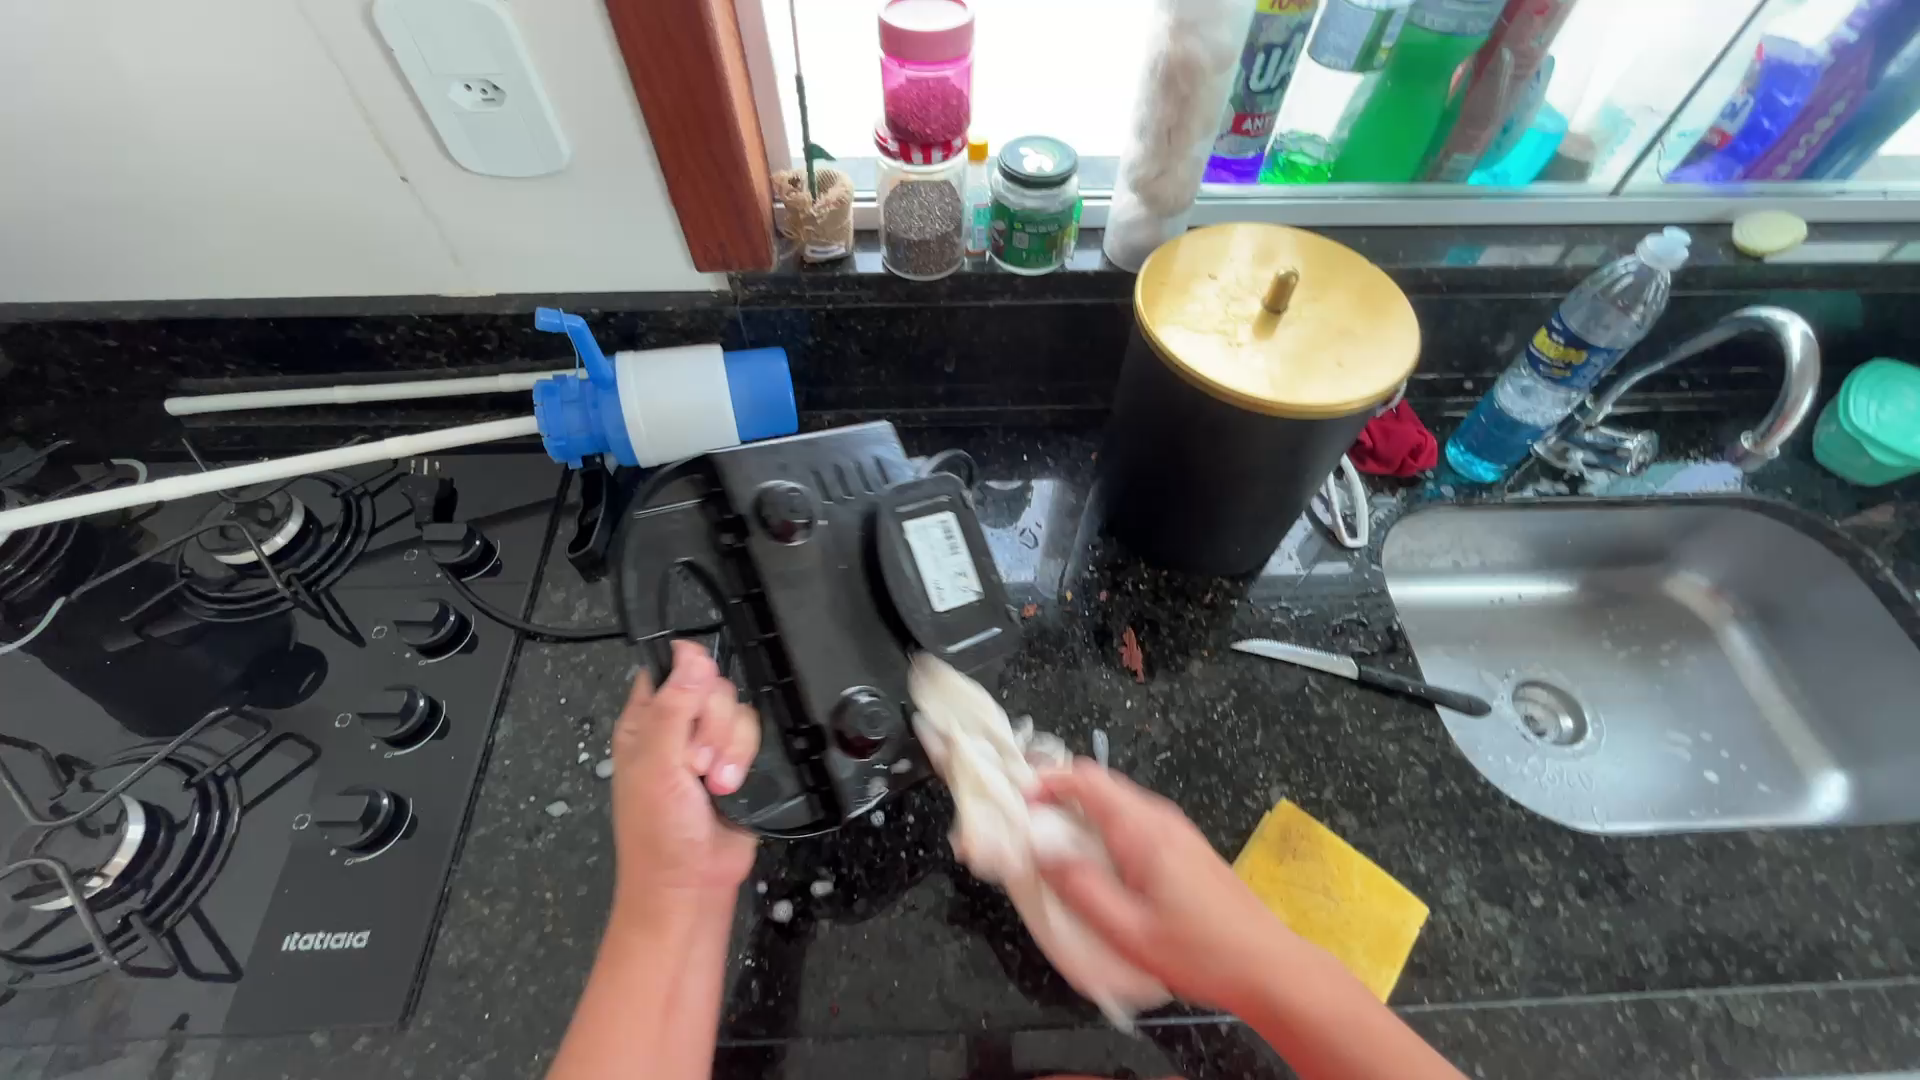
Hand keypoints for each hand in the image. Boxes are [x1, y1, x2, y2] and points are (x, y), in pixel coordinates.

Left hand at [610, 641, 760, 904]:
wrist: (692, 883)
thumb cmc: (657, 834)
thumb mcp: (656, 767)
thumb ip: (673, 709)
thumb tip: (691, 656)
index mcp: (645, 722)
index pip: (670, 669)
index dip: (688, 676)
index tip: (695, 701)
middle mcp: (678, 728)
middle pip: (713, 688)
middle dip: (714, 726)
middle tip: (695, 762)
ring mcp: (709, 745)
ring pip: (740, 712)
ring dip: (733, 750)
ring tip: (715, 784)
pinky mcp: (739, 760)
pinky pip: (758, 735)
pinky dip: (749, 760)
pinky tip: (732, 786)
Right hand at [1031, 759, 1301, 1012]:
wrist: (1268, 965)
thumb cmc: (1198, 951)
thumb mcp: (1127, 931)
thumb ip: (1080, 888)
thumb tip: (1042, 851)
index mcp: (1141, 828)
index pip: (1085, 778)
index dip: (1047, 782)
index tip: (1022, 807)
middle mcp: (1158, 816)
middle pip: (1099, 784)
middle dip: (1060, 800)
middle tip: (1033, 833)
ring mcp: (1174, 828)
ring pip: (1116, 802)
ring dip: (1082, 816)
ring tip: (1058, 852)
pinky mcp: (1183, 845)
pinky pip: (1133, 820)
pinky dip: (1104, 829)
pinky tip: (1099, 866)